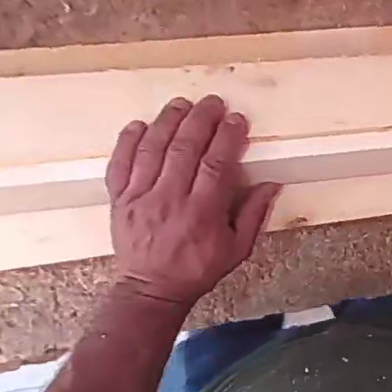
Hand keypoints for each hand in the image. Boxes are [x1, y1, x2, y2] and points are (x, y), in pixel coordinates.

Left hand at [105, 96, 280, 310]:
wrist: (152, 289)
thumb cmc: (198, 269)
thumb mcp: (237, 249)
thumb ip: (254, 215)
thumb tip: (271, 184)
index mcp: (202, 213)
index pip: (216, 163)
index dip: (227, 137)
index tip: (237, 120)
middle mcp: (170, 200)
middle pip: (185, 148)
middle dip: (201, 120)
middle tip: (212, 103)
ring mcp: (141, 198)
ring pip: (153, 149)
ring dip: (168, 121)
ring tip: (182, 104)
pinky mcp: (120, 199)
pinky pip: (120, 163)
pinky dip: (128, 141)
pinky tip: (141, 124)